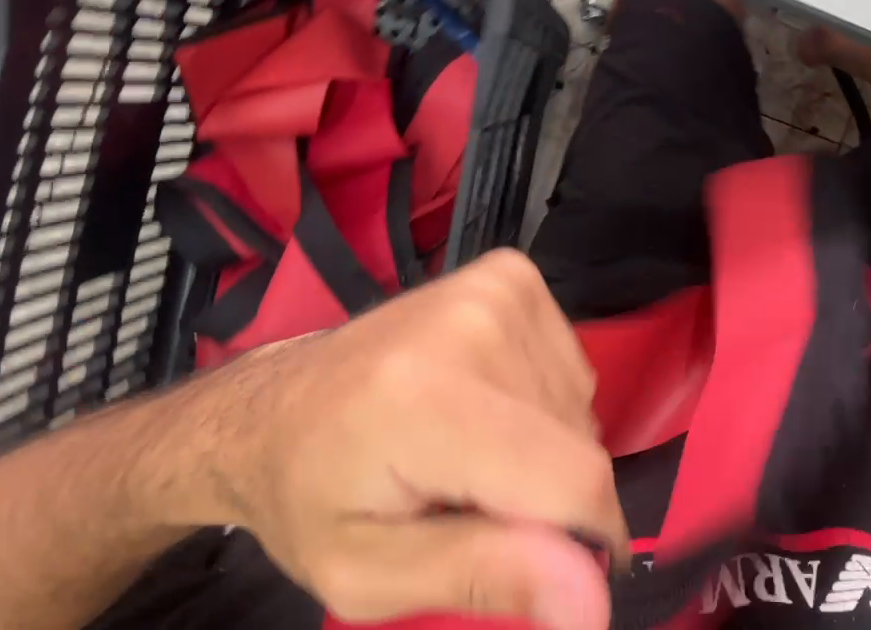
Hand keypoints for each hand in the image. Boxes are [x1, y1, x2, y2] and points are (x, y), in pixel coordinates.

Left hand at [157, 249, 626, 628]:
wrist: (277, 406)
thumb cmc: (312, 498)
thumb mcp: (369, 574)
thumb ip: (484, 576)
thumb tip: (593, 602)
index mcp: (426, 398)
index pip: (571, 477)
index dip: (587, 539)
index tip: (558, 574)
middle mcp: (474, 322)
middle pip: (580, 443)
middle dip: (549, 496)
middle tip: (469, 504)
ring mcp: (497, 288)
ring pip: (582, 408)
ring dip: (548, 450)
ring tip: (470, 456)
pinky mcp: (512, 274)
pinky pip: (572, 369)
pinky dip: (546, 404)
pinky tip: (489, 409)